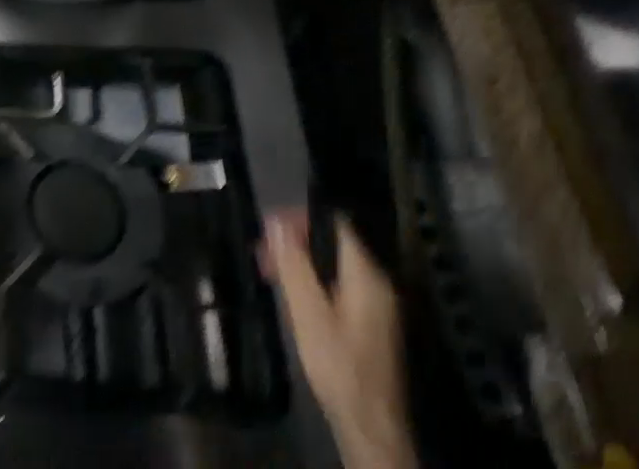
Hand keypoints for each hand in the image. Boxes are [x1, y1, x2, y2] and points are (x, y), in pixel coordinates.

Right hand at [264, 210, 415, 468]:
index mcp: (366, 276)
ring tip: (269, 274)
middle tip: (261, 254)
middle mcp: (377, 284)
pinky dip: (314, 283)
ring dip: (301, 264)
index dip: (300, 219)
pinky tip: (293, 299)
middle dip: (295, 243)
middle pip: (334, 245)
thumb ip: (293, 265)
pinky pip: (339, 286)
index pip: (335, 225)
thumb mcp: (307, 312)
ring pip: (334, 266)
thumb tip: (276, 223)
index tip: (268, 227)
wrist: (368, 420)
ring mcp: (377, 304)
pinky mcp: (370, 322)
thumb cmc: (336, 363)